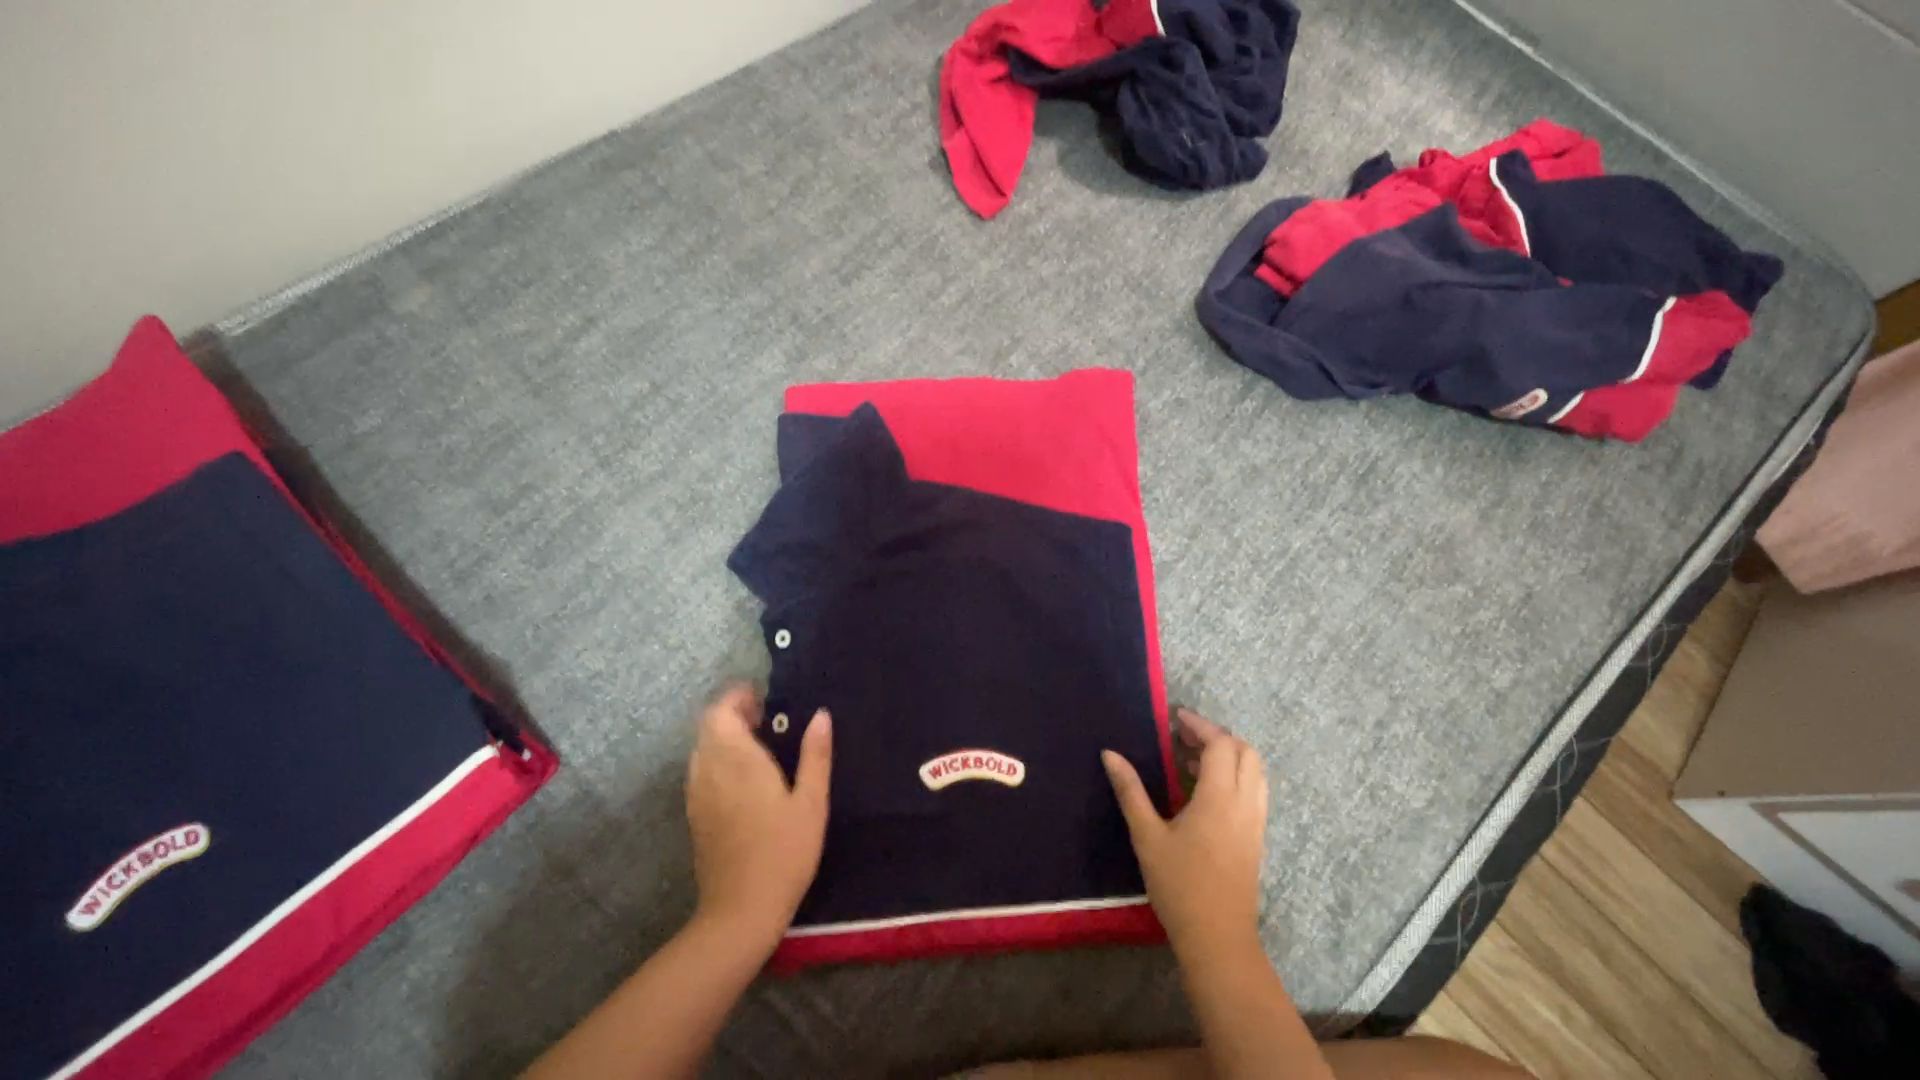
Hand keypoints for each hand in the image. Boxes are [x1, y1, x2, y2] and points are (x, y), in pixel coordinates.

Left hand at [685, 684, 831, 946]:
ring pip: (702, 748)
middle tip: (765, 717)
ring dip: (723, 737)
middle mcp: (709, 770)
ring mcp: (697, 794)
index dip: (737, 698)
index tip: (764, 698)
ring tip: (758, 744)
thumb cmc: (784, 853)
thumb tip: (821, 715)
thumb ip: (815, 755)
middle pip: (708, 726)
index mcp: (736, 760)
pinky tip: (745, 778)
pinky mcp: (695, 815)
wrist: (739, 910)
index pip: (720, 711)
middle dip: (732, 714)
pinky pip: (701, 771)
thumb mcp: (812, 803)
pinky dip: (718, 760)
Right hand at [1102, 708, 1269, 951]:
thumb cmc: (1178, 885)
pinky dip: (1236, 777)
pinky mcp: (1257, 838)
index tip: (1175, 719)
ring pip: (1256, 772)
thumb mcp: (1146, 835)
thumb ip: (1130, 790)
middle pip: (1246, 752)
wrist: (1218, 937)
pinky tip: (1206, 793)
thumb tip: (1110, 754)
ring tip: (1193, 763)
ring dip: (1230, 757)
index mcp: (1220, 798)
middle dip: (1218, 737)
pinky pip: (1255, 792)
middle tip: (1184, 738)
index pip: (1221, 745)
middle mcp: (1246, 803)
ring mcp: (1256, 821)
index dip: (1200, 726)